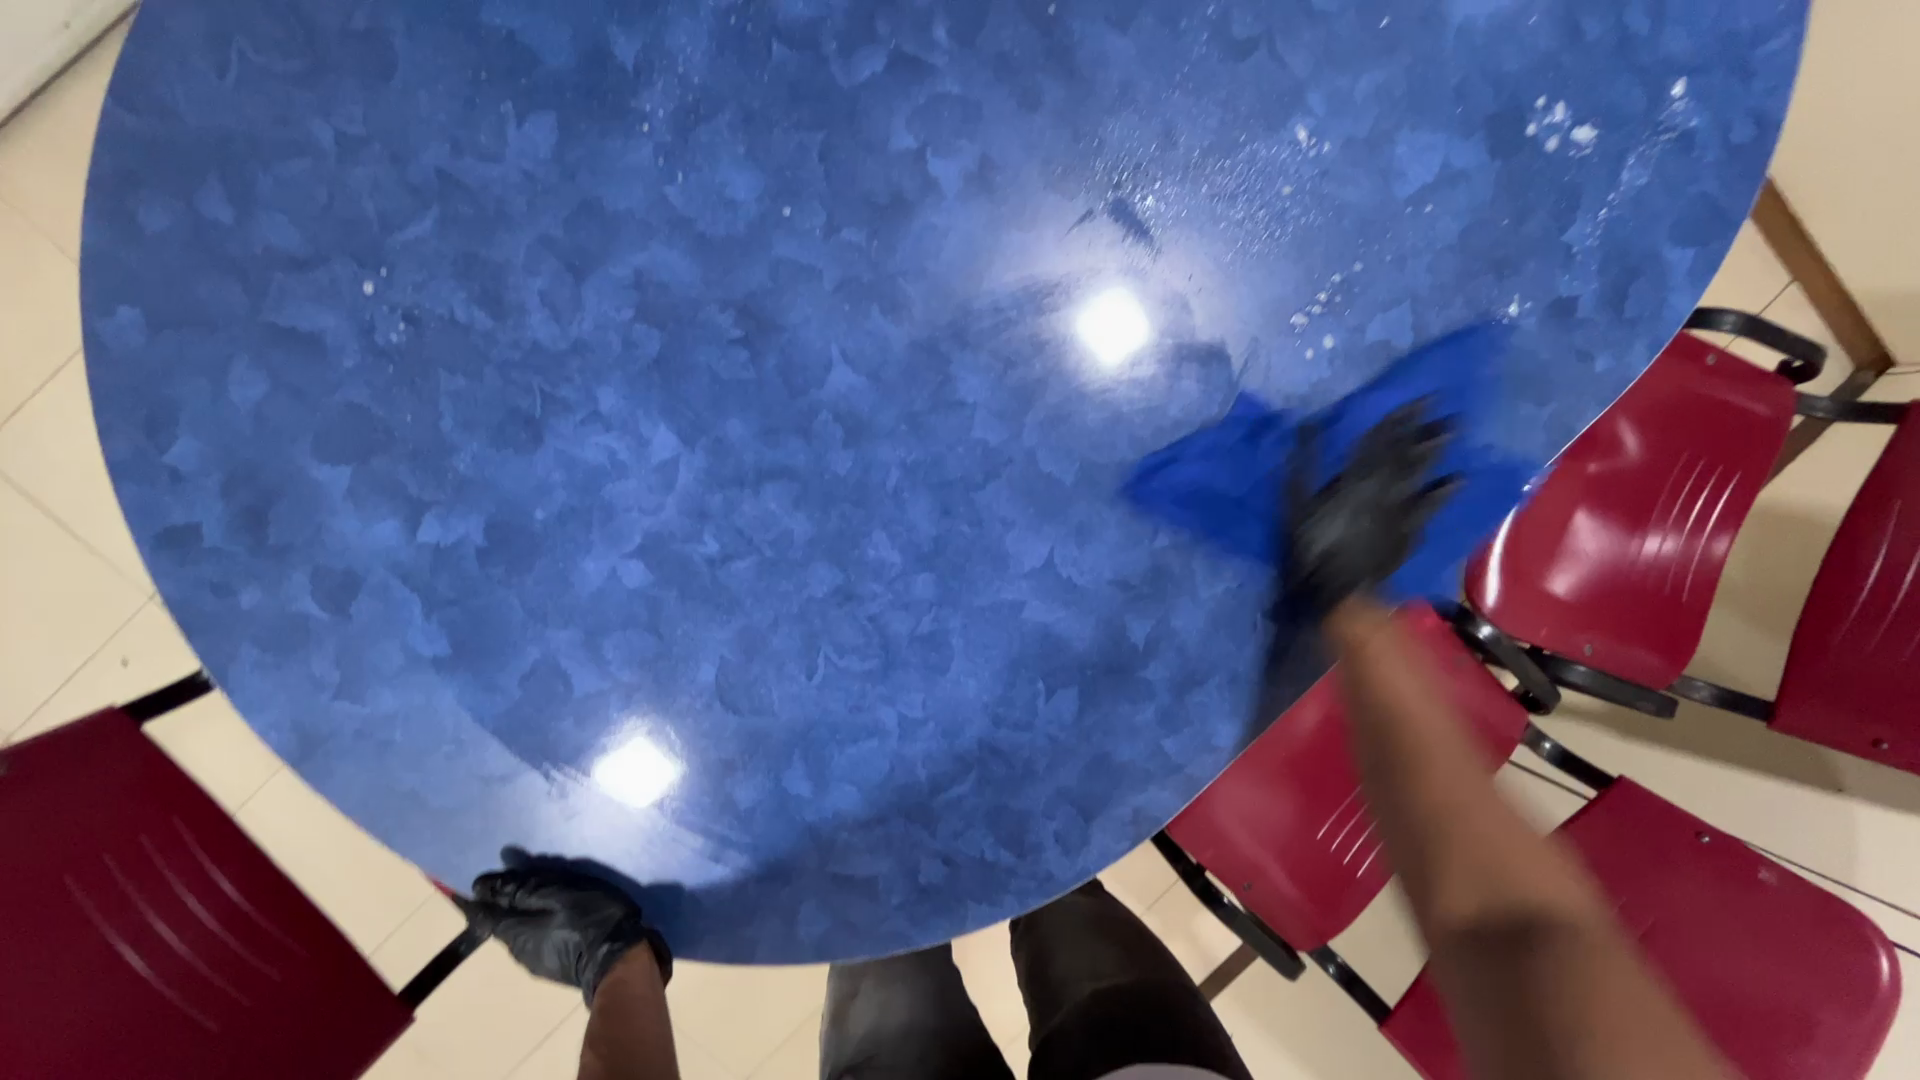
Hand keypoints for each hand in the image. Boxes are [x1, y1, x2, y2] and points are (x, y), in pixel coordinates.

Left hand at [464, 848, 671, 1004]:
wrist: (621, 962)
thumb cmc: (590, 920)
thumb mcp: (560, 894)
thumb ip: (523, 889)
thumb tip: (482, 885)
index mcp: (515, 931)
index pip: (481, 915)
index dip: (473, 899)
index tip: (468, 884)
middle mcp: (518, 950)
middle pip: (500, 924)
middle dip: (501, 905)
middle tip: (513, 881)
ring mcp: (537, 962)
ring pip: (519, 934)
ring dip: (522, 916)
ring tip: (539, 898)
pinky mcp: (555, 966)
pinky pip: (536, 941)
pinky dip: (537, 926)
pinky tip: (556, 919)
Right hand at [1282, 399, 1458, 620]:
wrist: (1339, 593)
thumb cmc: (1310, 547)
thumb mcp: (1296, 503)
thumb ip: (1305, 463)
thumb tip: (1309, 425)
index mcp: (1356, 478)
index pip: (1381, 441)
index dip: (1401, 419)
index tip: (1422, 399)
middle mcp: (1384, 490)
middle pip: (1407, 456)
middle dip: (1426, 432)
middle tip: (1450, 413)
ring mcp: (1399, 513)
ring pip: (1421, 477)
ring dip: (1437, 456)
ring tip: (1454, 437)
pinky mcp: (1407, 533)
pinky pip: (1428, 509)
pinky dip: (1442, 494)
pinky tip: (1457, 481)